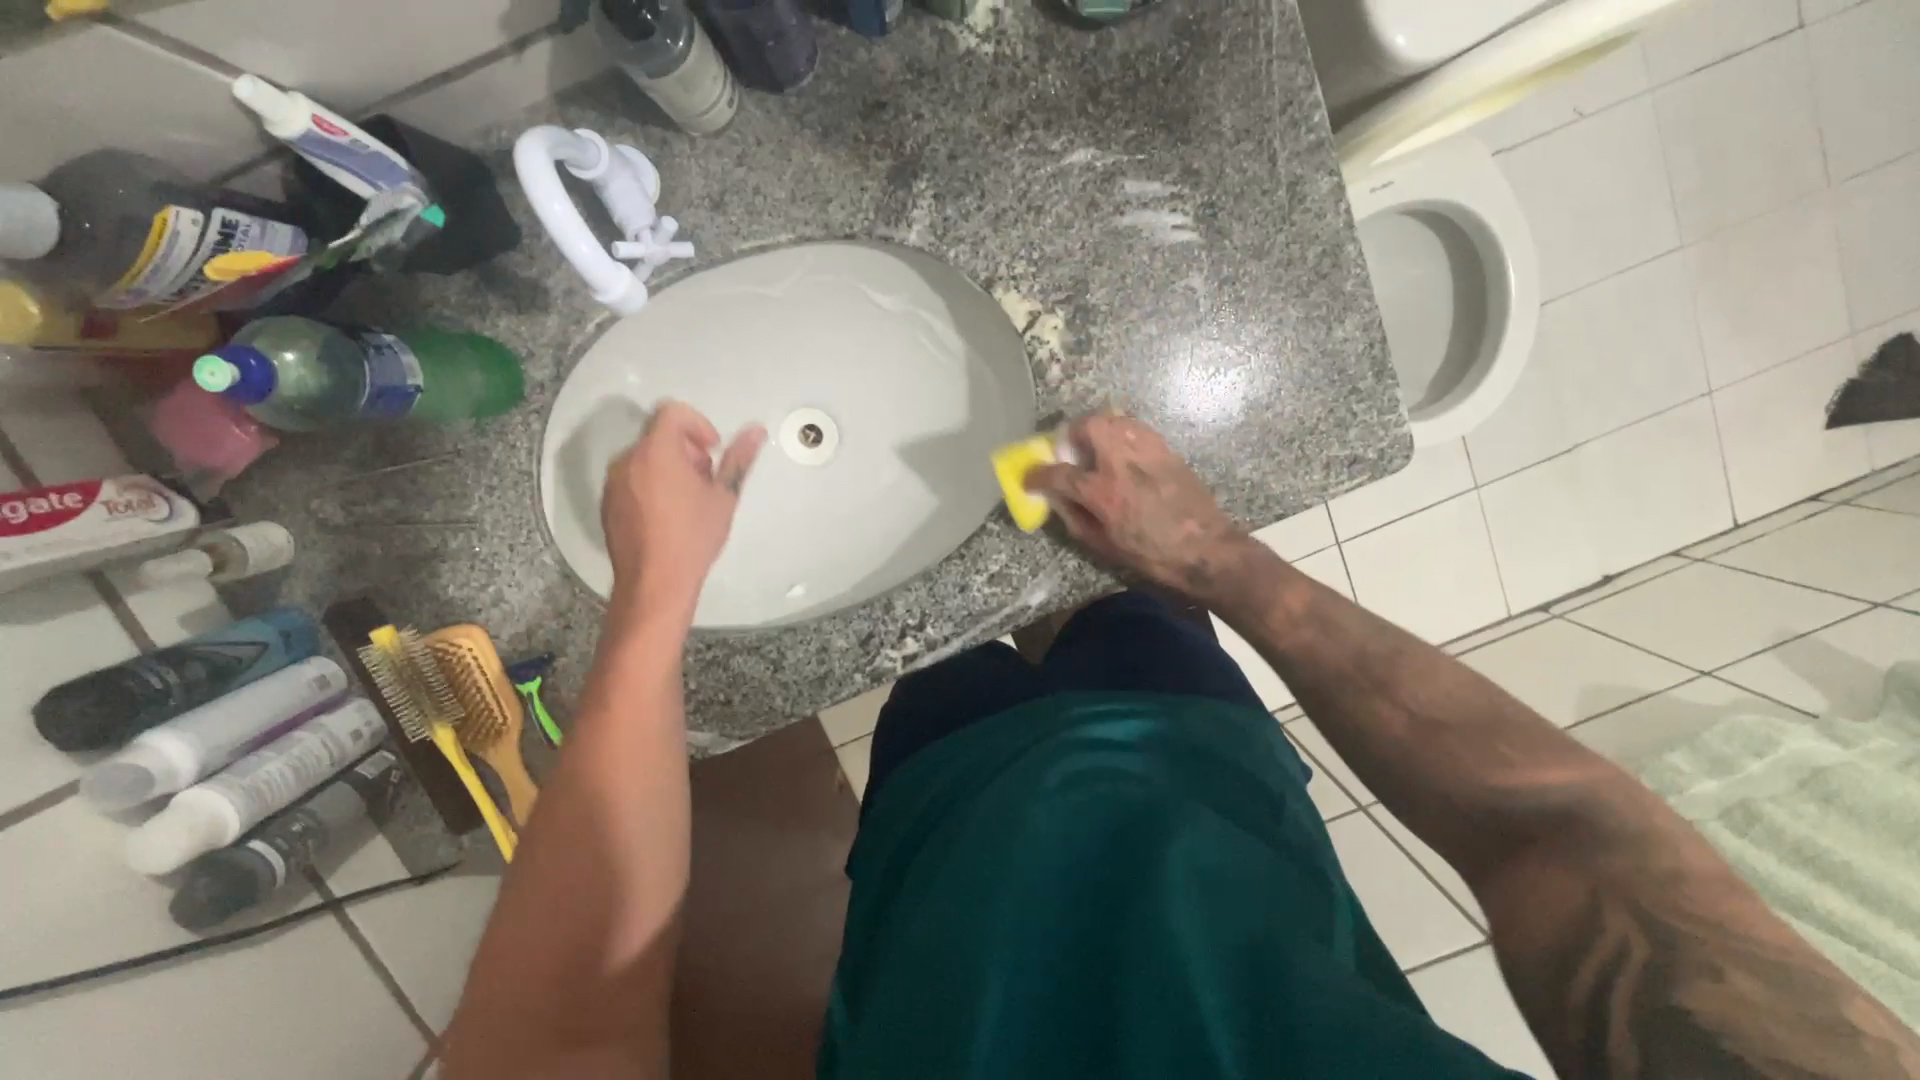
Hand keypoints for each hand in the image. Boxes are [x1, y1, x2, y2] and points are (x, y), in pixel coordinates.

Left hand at [602, 401, 766, 620]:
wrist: (655, 582)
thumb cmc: (694, 537)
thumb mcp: (724, 497)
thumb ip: (738, 459)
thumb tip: (756, 430)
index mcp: (657, 452)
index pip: (672, 412)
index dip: (698, 424)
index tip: (712, 451)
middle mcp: (628, 460)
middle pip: (658, 435)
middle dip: (686, 448)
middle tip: (705, 479)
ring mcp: (613, 482)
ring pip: (644, 457)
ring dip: (669, 467)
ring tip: (688, 499)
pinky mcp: (608, 503)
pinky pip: (631, 478)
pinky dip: (651, 484)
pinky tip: (668, 515)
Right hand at [1025, 414, 1254, 598]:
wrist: (1204, 550)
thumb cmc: (1151, 555)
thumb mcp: (1103, 546)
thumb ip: (1074, 519)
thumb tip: (1057, 500)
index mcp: (1103, 492)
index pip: (1058, 473)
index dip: (1038, 475)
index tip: (1031, 477)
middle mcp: (1122, 463)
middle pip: (1088, 426)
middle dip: (1072, 434)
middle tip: (1071, 451)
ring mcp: (1147, 452)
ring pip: (1114, 420)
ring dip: (1098, 429)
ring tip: (1097, 448)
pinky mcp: (1167, 450)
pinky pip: (1137, 428)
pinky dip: (1123, 433)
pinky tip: (1124, 453)